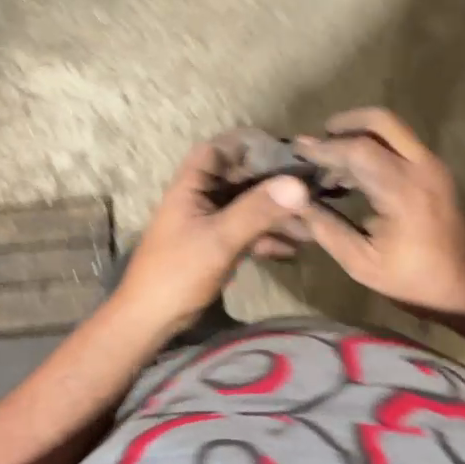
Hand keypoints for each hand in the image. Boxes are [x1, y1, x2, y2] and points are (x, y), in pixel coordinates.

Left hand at [114, 137, 312, 325]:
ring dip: (276, 214)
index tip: (289, 152)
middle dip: (275, 183)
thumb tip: (299, 184)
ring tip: (312, 226)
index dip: (251, 144)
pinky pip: (246, 231)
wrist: (149, 319)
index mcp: (191, 185)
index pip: (220, 149)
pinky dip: (268, 237)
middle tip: (314, 190)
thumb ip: (257, 210)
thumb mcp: (219, 239)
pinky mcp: (216, 246)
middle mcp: (200, 197)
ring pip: (247, 206)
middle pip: (240, 177)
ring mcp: (208, 222)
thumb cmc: (177, 272)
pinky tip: (294, 250)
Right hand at [293, 107, 464, 316]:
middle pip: (380, 121)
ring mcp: (433, 165)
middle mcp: (422, 168)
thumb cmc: (417, 280)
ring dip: (357, 136)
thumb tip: (295, 202)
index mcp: (404, 192)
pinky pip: (400, 143)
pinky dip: (373, 146)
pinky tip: (353, 174)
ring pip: (391, 129)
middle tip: (318, 144)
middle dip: (344, 124)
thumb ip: (326, 229)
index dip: (323, 148)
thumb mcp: (363, 264)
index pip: (357, 150)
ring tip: (331, 165)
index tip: (295, 151)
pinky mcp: (436, 170)